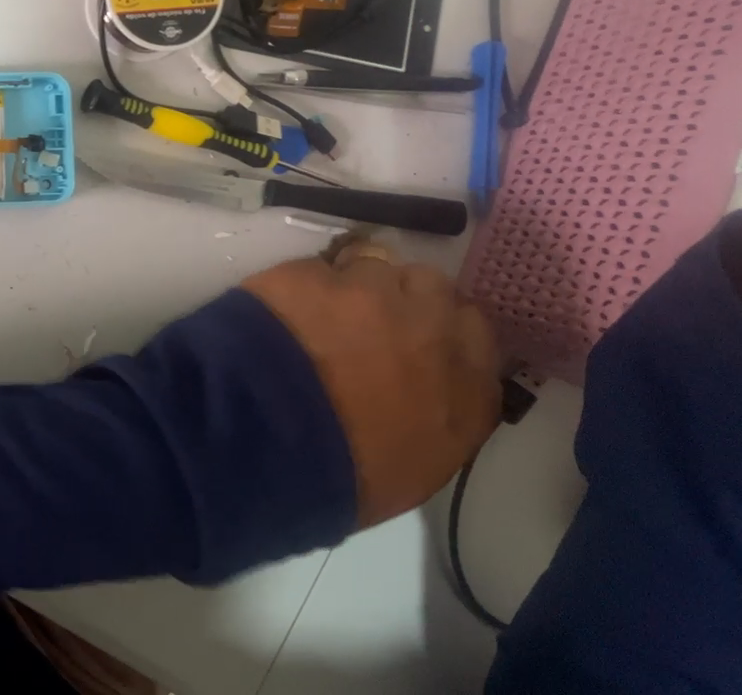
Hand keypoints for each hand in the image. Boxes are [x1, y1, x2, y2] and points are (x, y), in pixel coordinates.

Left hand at [243, 239, 499, 527]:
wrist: (268, 439)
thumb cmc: (345, 475)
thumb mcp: (416, 465)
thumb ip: (436, 416)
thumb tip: (420, 394)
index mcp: (466, 387)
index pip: (473, 332)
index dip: (439, 328)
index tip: (411, 339)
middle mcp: (428, 326)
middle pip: (428, 287)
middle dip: (400, 298)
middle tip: (362, 323)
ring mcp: (367, 293)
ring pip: (371, 266)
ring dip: (349, 286)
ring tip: (315, 315)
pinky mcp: (308, 275)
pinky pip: (313, 269)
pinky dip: (299, 287)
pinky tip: (277, 313)